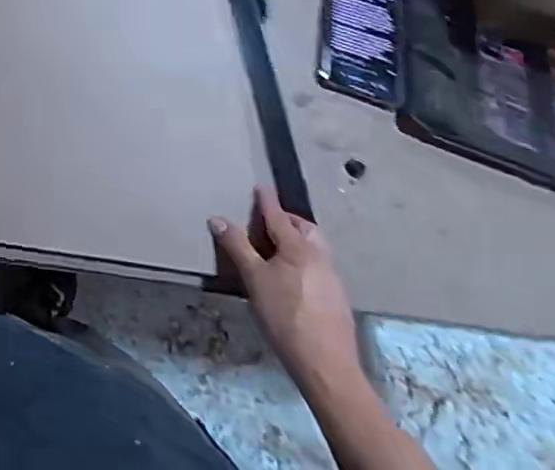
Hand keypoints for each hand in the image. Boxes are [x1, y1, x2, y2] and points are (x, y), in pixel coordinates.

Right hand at [210, 186, 360, 390]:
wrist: (326, 366)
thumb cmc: (285, 316)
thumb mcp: (254, 279)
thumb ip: (237, 246)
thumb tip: (217, 219)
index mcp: (299, 248)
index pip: (279, 216)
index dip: (267, 201)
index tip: (261, 187)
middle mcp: (320, 257)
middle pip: (306, 229)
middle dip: (288, 221)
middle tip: (267, 224)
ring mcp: (333, 279)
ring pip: (315, 248)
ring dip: (297, 241)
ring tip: (276, 251)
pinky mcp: (337, 299)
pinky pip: (319, 267)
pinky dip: (304, 261)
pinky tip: (291, 279)